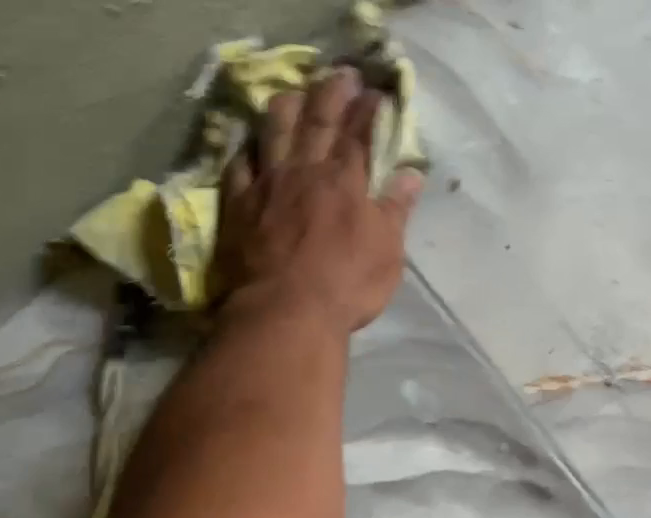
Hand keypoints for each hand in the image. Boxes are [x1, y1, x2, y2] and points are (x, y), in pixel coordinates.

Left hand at [211, 67, 424, 335]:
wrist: (287, 310)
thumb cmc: (348, 285)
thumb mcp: (388, 253)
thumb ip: (396, 211)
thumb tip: (411, 175)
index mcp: (347, 183)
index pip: (361, 136)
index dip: (369, 111)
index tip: (378, 93)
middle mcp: (306, 171)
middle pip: (318, 121)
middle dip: (333, 94)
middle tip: (342, 74)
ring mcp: (268, 183)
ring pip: (275, 131)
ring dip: (286, 107)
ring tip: (293, 92)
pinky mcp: (239, 203)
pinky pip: (240, 165)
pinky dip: (246, 149)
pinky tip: (248, 142)